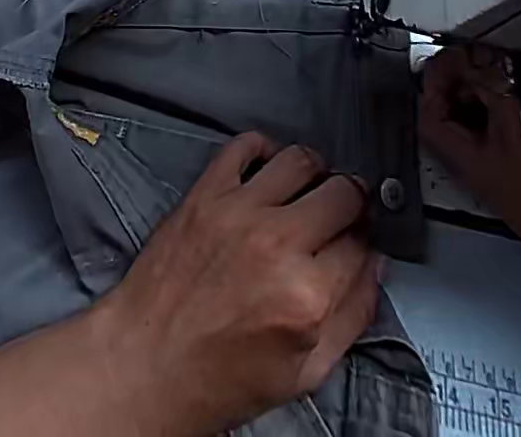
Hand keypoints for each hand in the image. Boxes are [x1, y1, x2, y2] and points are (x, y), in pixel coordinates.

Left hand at [87, 132, 381, 435]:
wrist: (148, 362)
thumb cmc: (219, 376)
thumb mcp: (304, 372)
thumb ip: (351, 317)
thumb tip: (373, 267)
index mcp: (306, 295)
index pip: (361, 244)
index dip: (365, 241)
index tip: (358, 240)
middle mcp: (276, 243)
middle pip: (341, 193)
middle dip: (351, 201)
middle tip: (342, 209)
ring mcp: (237, 211)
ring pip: (299, 160)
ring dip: (314, 171)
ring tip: (308, 186)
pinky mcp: (205, 194)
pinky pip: (243, 145)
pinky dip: (262, 148)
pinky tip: (266, 167)